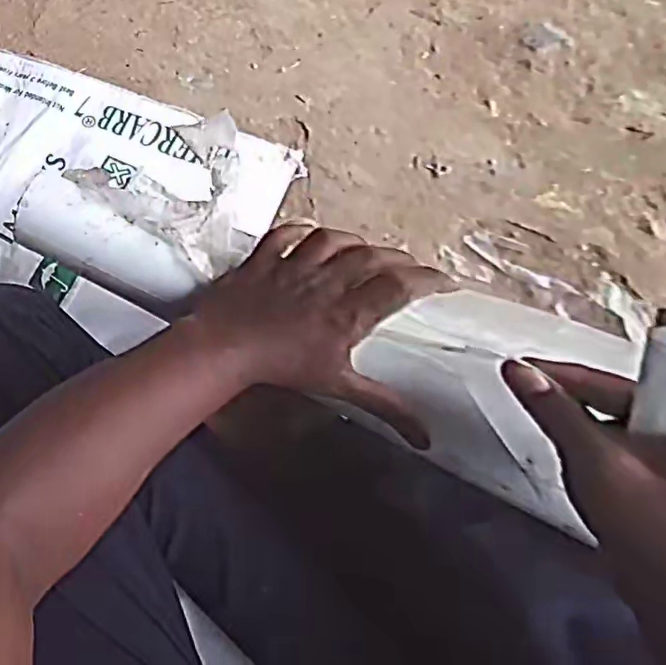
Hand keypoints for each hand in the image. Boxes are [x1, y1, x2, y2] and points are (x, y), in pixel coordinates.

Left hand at [188, 224, 454, 448]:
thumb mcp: (336, 385)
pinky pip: (281, 235)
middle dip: (397, 258)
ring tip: (364, 248)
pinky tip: (310, 234)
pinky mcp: (259, 261)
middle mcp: (321, 283)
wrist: (222, 345)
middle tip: (408, 266)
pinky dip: (299, 230)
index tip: (443, 281)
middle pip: (369, 256)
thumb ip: (383, 404)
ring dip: (352, 240)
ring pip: (329, 239)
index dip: (427, 278)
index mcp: (346, 313)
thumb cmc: (276, 365)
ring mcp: (288, 268)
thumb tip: (423, 435)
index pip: (398, 285)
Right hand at [503, 359, 665, 663]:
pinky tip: (612, 502)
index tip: (534, 371)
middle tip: (563, 430)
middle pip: (646, 424)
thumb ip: (557, 412)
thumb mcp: (602, 466)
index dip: (580, 381)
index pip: (645, 392)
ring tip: (594, 480)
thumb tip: (525, 376)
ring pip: (646, 455)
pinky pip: (652, 483)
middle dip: (596, 426)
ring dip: (607, 458)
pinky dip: (621, 484)